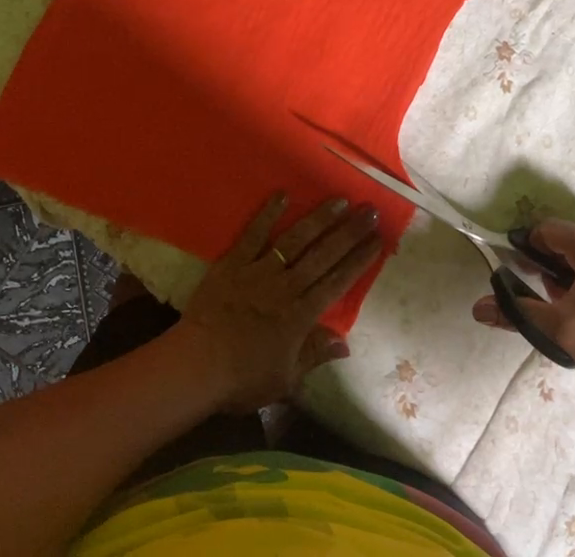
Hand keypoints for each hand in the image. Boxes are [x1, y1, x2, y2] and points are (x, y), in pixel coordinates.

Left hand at [172, 195, 383, 412]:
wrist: (196, 366)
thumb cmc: (242, 379)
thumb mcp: (286, 379)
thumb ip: (315, 355)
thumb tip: (345, 343)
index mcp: (301, 316)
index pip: (338, 282)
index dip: (360, 260)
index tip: (378, 240)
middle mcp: (285, 287)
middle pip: (323, 255)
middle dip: (349, 232)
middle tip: (371, 211)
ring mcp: (258, 271)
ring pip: (295, 240)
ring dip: (319, 218)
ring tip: (340, 200)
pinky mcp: (232, 263)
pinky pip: (253, 235)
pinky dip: (267, 214)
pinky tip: (283, 195)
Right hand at [471, 219, 574, 384]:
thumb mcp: (560, 329)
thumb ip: (518, 314)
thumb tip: (478, 309)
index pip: (549, 230)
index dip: (527, 244)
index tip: (514, 264)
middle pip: (571, 243)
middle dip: (550, 264)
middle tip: (539, 291)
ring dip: (572, 275)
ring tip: (565, 306)